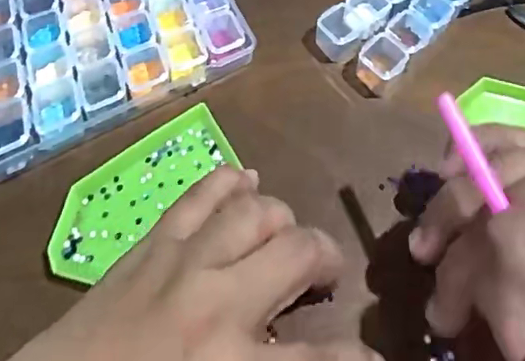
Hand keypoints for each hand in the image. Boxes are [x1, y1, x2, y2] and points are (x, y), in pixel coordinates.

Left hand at [13, 167, 375, 360]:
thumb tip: (290, 352)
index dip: (358, 357)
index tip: (371, 358)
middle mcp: (218, 303)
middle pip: (296, 253)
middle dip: (325, 258)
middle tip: (326, 274)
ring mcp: (183, 260)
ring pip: (253, 212)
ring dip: (281, 218)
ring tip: (288, 233)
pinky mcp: (152, 240)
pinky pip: (200, 194)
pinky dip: (229, 181)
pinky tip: (247, 180)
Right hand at [407, 128, 524, 360]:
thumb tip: (518, 326)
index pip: (508, 245)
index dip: (488, 300)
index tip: (504, 354)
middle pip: (487, 202)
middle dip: (455, 259)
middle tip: (438, 315)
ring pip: (488, 164)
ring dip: (453, 205)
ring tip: (425, 248)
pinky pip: (513, 139)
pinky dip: (474, 149)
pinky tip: (452, 164)